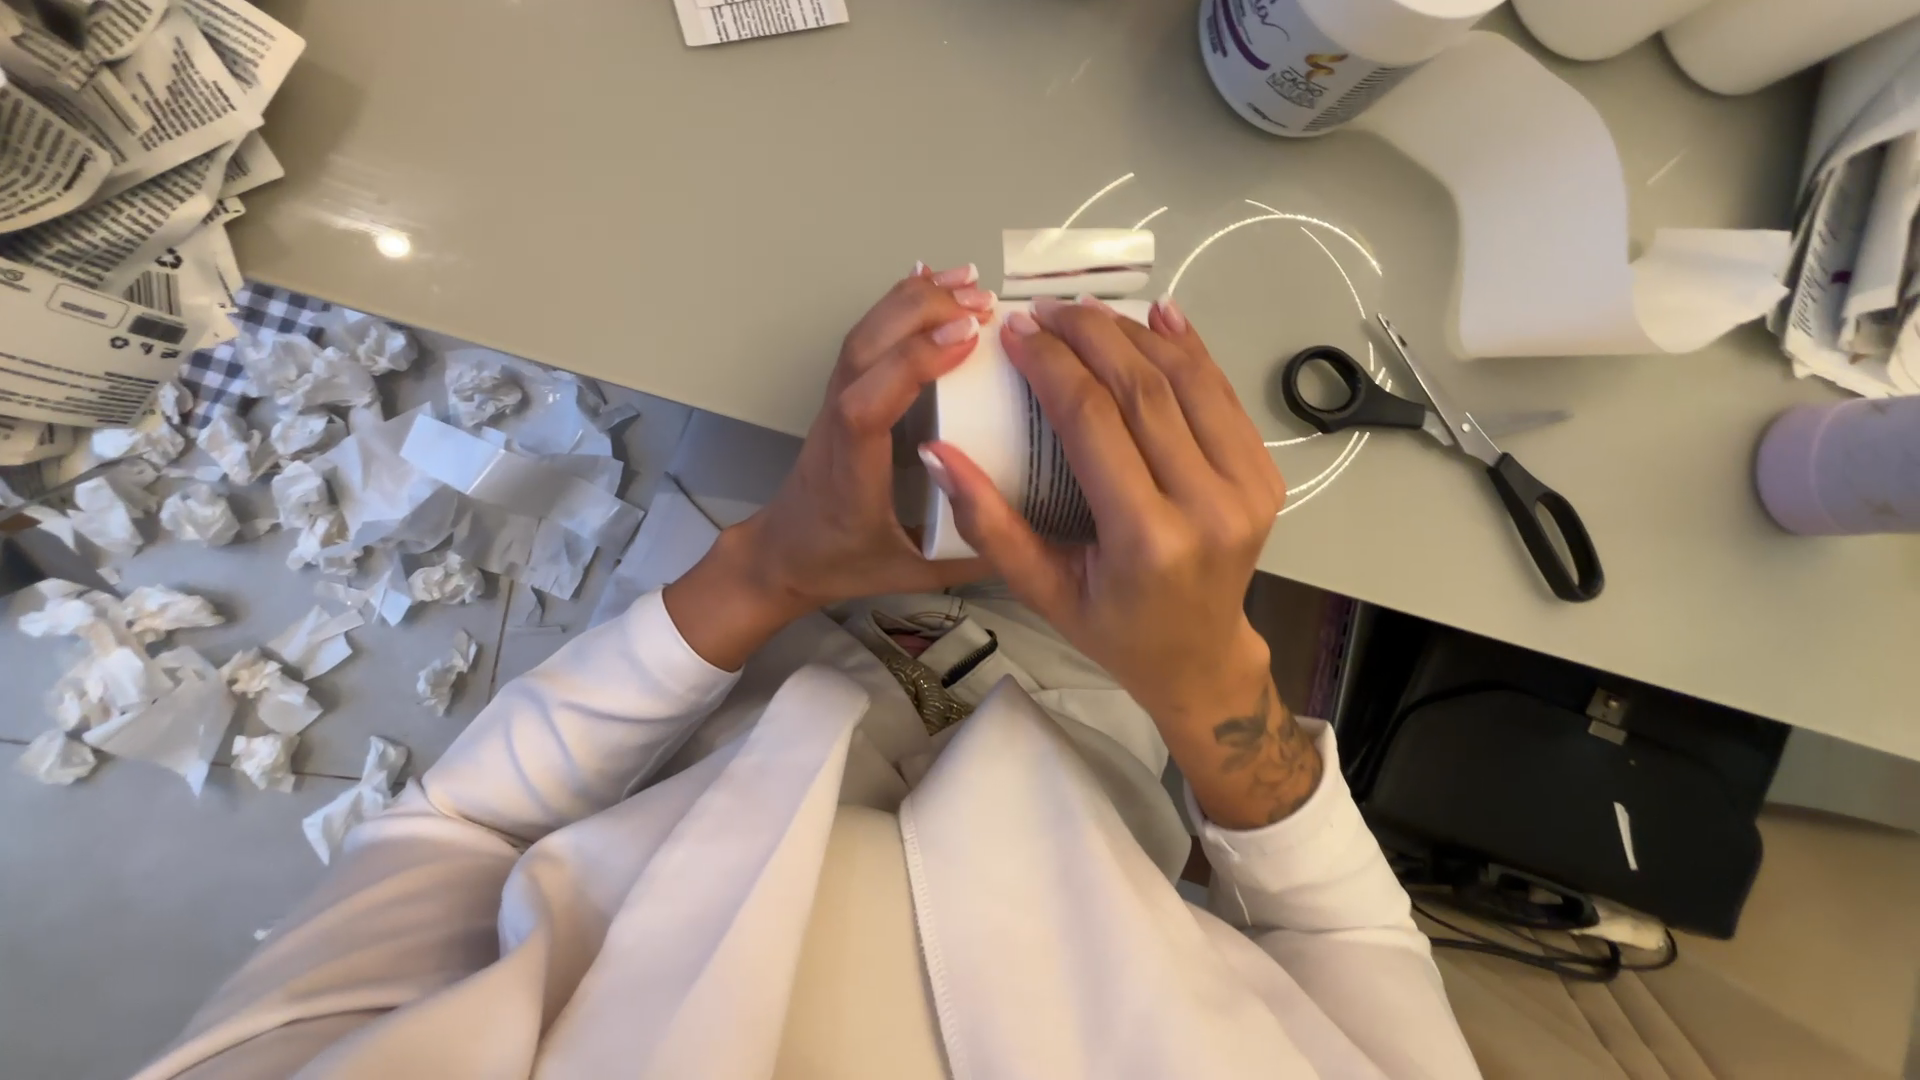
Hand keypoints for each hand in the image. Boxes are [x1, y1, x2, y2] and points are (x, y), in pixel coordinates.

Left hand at [665, 265, 995, 669]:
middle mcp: (837, 425)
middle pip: (862, 348)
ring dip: (913, 300)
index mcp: (852, 471)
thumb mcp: (916, 573)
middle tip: (987, 303)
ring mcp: (834, 403)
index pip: (867, 405)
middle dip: (923, 313)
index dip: (912, 363)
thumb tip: (1034, 525)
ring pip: (862, 335)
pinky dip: (897, 307)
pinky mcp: (841, 395)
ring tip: (969, 282)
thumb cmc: (843, 563)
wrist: (782, 554)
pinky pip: (863, 340)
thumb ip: (971, 552)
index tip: (968, 336)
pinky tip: (927, 285)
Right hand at [922, 296, 1321, 828]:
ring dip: (1135, 334)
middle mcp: (1207, 506)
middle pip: (1143, 388)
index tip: (1016, 333)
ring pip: (1188, 380)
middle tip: (1044, 310)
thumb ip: (989, 523)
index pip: (1094, 421)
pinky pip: (1224, 395)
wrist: (1199, 656)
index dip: (1050, 366)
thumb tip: (937, 454)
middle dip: (1088, 336)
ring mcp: (1247, 488)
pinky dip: (1191, 348)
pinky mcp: (1266, 476)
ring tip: (1087, 312)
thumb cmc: (1113, 629)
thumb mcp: (1040, 588)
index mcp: (1146, 539)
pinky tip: (1159, 315)